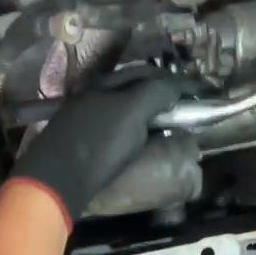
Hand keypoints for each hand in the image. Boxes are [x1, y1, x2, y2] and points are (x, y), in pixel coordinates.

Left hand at [8, 70, 193, 227]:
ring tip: (164, 121)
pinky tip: (137, 139)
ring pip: (121, 108)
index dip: (175, 81)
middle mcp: (91, 96)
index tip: (200, 91)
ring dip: (145, 111)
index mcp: (104, 84)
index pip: (147, 73)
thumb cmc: (97, 145)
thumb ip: (155, 94)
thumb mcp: (131, 114)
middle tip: (183, 104)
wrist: (55, 181)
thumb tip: (175, 88)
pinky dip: (130, 128)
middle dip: (159, 92)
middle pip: (132, 88)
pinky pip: (111, 128)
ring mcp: (82, 119)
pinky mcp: (77, 143)